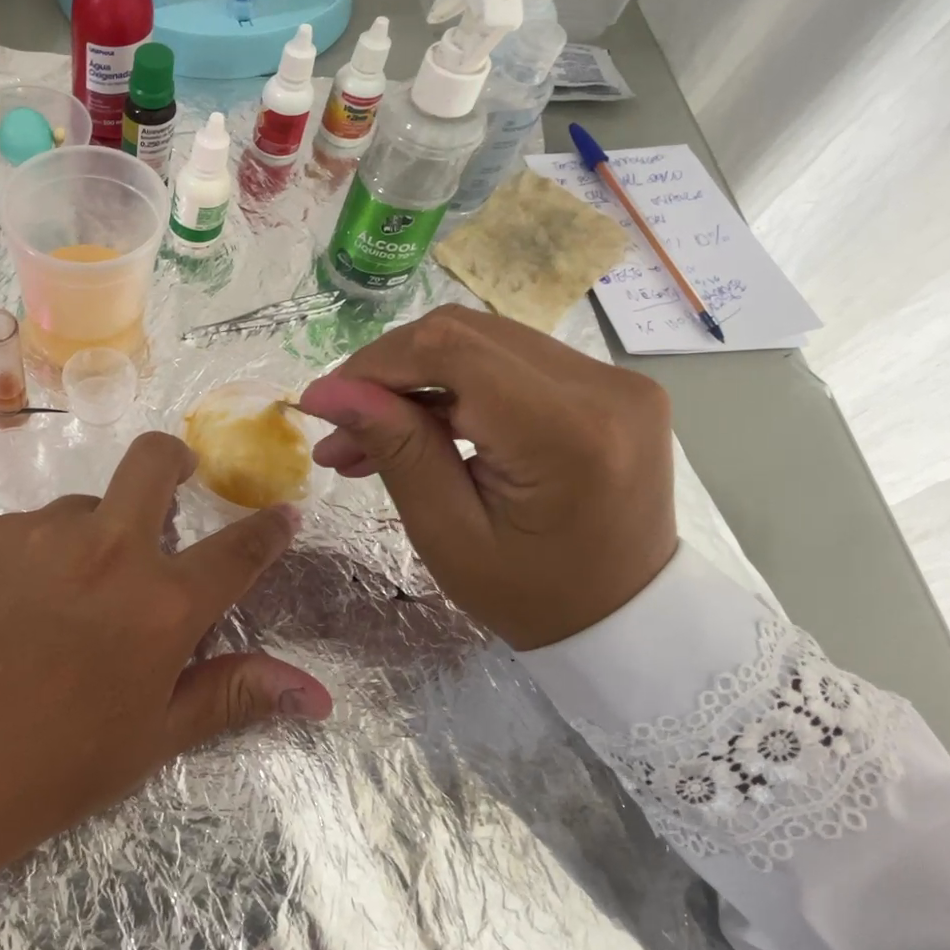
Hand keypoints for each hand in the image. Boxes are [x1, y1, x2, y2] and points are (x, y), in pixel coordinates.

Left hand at [0, 433, 332, 881]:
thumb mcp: (154, 735)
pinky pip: (31, 528)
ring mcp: (37, 534)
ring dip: (97, 533)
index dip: (268, 530)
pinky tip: (18, 606)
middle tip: (178, 482)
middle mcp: (105, 550)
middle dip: (176, 461)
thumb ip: (234, 694)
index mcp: (160, 604)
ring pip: (86, 505)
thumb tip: (318, 695)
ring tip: (73, 595)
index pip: (237, 550)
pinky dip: (42, 553)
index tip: (281, 515)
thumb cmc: (56, 766)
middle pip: (153, 461)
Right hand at [298, 306, 676, 650]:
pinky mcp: (606, 384)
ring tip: (366, 438)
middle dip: (387, 373)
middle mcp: (602, 386)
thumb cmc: (531, 596)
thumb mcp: (447, 534)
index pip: (451, 351)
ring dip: (414, 380)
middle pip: (463, 334)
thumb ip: (397, 449)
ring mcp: (611, 379)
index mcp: (566, 433)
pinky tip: (417, 426)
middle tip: (341, 429)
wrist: (626, 616)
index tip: (323, 403)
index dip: (375, 365)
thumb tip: (327, 392)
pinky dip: (452, 387)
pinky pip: (508, 361)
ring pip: (481, 341)